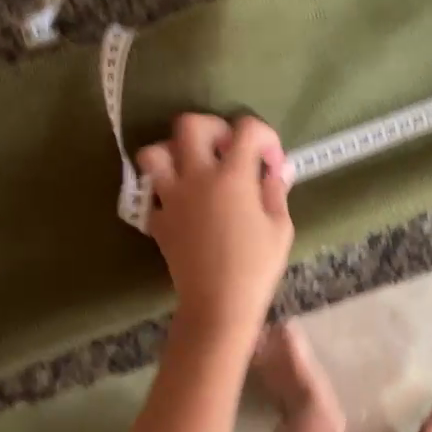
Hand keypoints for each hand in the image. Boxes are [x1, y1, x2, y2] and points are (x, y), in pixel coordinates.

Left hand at [136, 114, 295, 340]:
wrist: (218, 306)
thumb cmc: (256, 267)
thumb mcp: (280, 228)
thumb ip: (276, 191)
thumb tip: (277, 171)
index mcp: (233, 176)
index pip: (247, 129)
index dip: (264, 137)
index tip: (271, 163)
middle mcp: (197, 177)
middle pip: (190, 125)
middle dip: (213, 128)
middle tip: (227, 150)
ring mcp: (171, 197)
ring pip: (155, 152)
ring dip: (175, 152)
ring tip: (195, 167)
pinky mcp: (156, 219)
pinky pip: (150, 192)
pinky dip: (163, 190)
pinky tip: (182, 203)